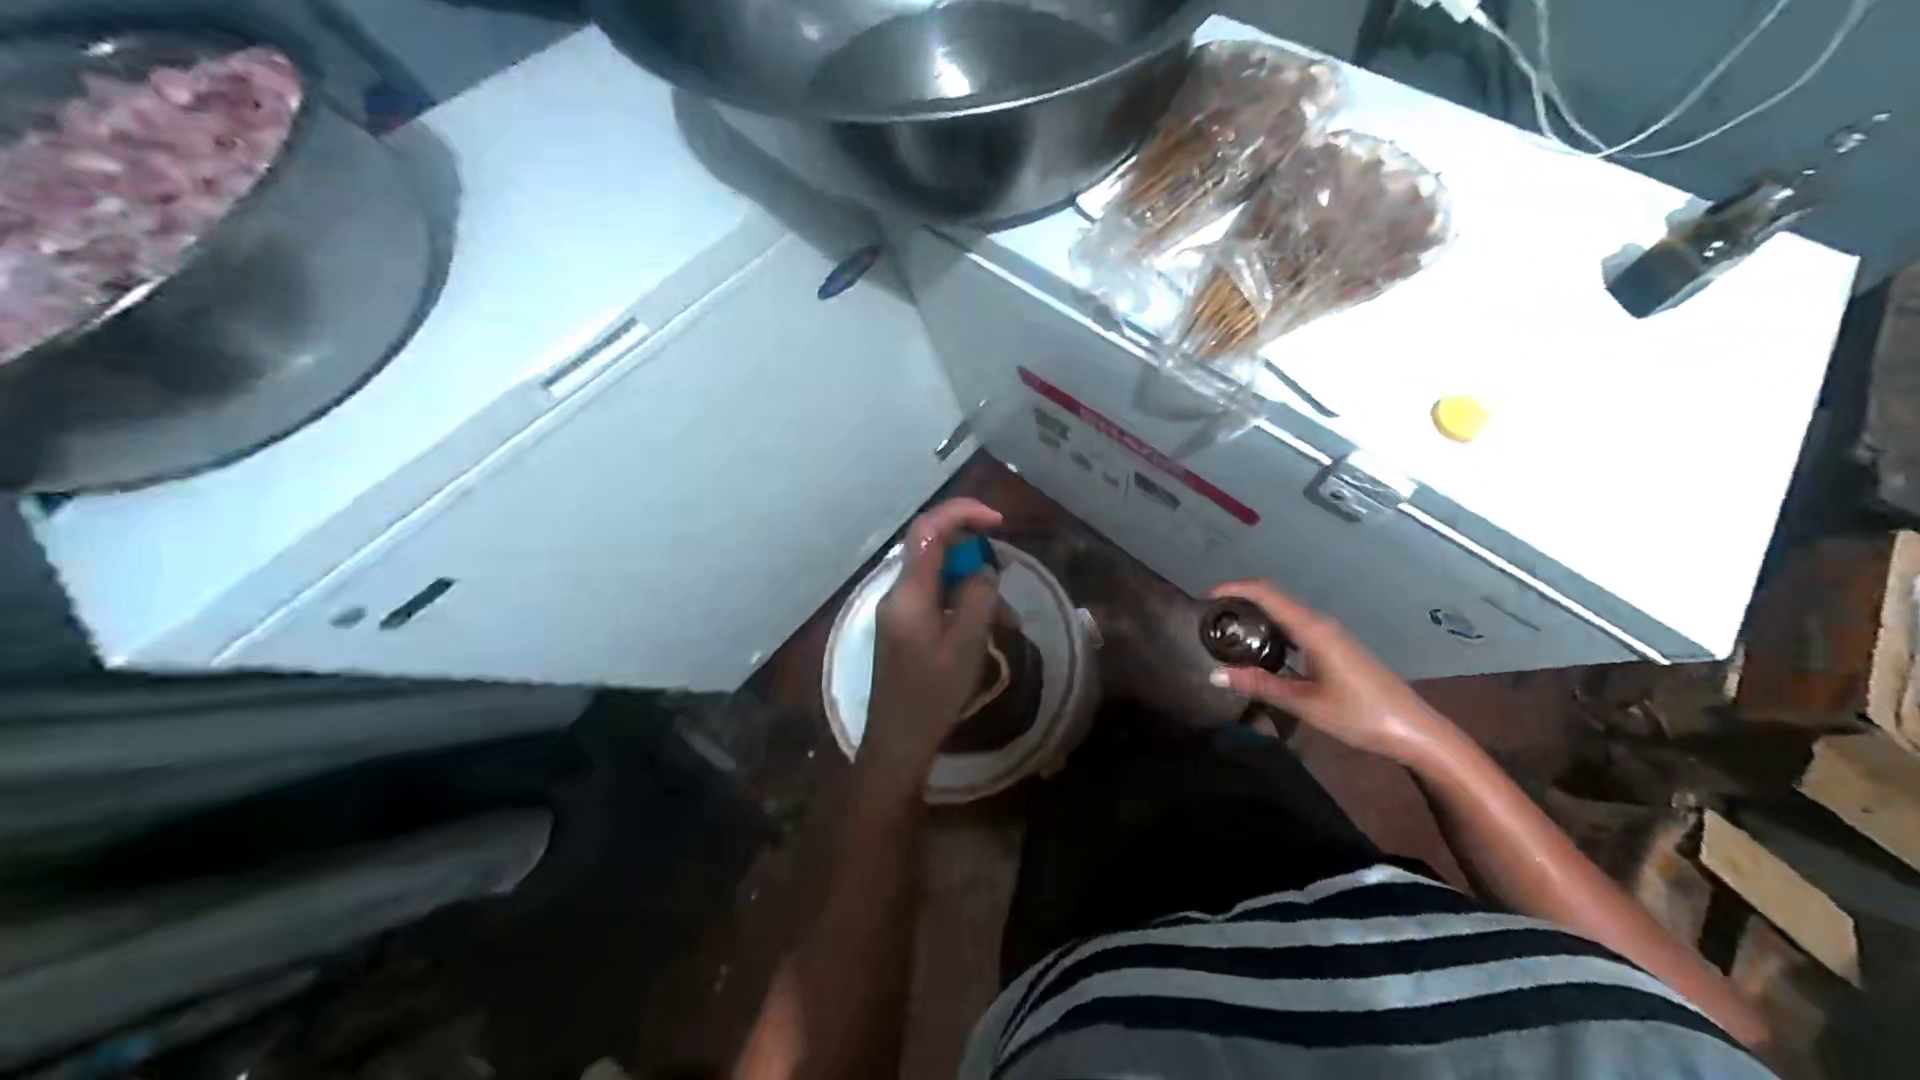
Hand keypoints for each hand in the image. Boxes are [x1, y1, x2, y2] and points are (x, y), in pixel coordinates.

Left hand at [863, 498, 1004, 778]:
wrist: (898, 740)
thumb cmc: (933, 693)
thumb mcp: (967, 642)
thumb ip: (978, 595)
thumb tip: (984, 568)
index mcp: (908, 592)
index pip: (929, 529)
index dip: (962, 513)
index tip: (998, 523)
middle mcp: (898, 593)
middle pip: (935, 550)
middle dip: (975, 556)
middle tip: (1006, 577)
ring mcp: (900, 611)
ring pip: (940, 578)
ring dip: (975, 588)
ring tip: (1009, 621)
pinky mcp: (905, 628)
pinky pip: (937, 601)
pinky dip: (963, 606)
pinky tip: (988, 629)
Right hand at [1206, 580, 1460, 766]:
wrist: (1414, 731)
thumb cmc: (1359, 715)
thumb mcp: (1303, 704)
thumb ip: (1259, 685)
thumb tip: (1215, 674)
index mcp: (1313, 630)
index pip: (1267, 594)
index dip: (1235, 588)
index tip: (1207, 597)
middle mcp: (1321, 624)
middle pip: (1274, 598)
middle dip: (1241, 601)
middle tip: (1212, 618)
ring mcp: (1331, 634)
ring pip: (1285, 612)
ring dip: (1257, 615)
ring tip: (1229, 631)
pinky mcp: (1335, 647)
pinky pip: (1296, 625)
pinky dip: (1272, 628)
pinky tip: (1261, 648)